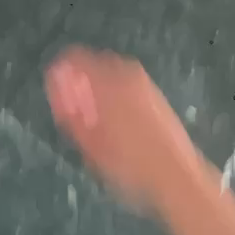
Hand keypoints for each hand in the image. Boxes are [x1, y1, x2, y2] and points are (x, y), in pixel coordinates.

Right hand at [45, 46, 213, 214]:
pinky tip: (116, 124)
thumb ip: (70, 111)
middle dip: (80, 83)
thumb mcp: (90, 143)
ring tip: (95, 123)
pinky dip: (114, 95)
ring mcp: (143, 81)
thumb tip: (56, 89)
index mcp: (107, 77)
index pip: (73, 57)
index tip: (57, 95)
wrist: (178, 177)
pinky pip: (125, 83)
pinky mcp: (154, 93)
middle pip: (92, 63)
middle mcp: (125, 70)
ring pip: (109, 74)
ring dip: (97, 90)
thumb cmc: (129, 163)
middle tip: (75, 113)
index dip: (60, 74)